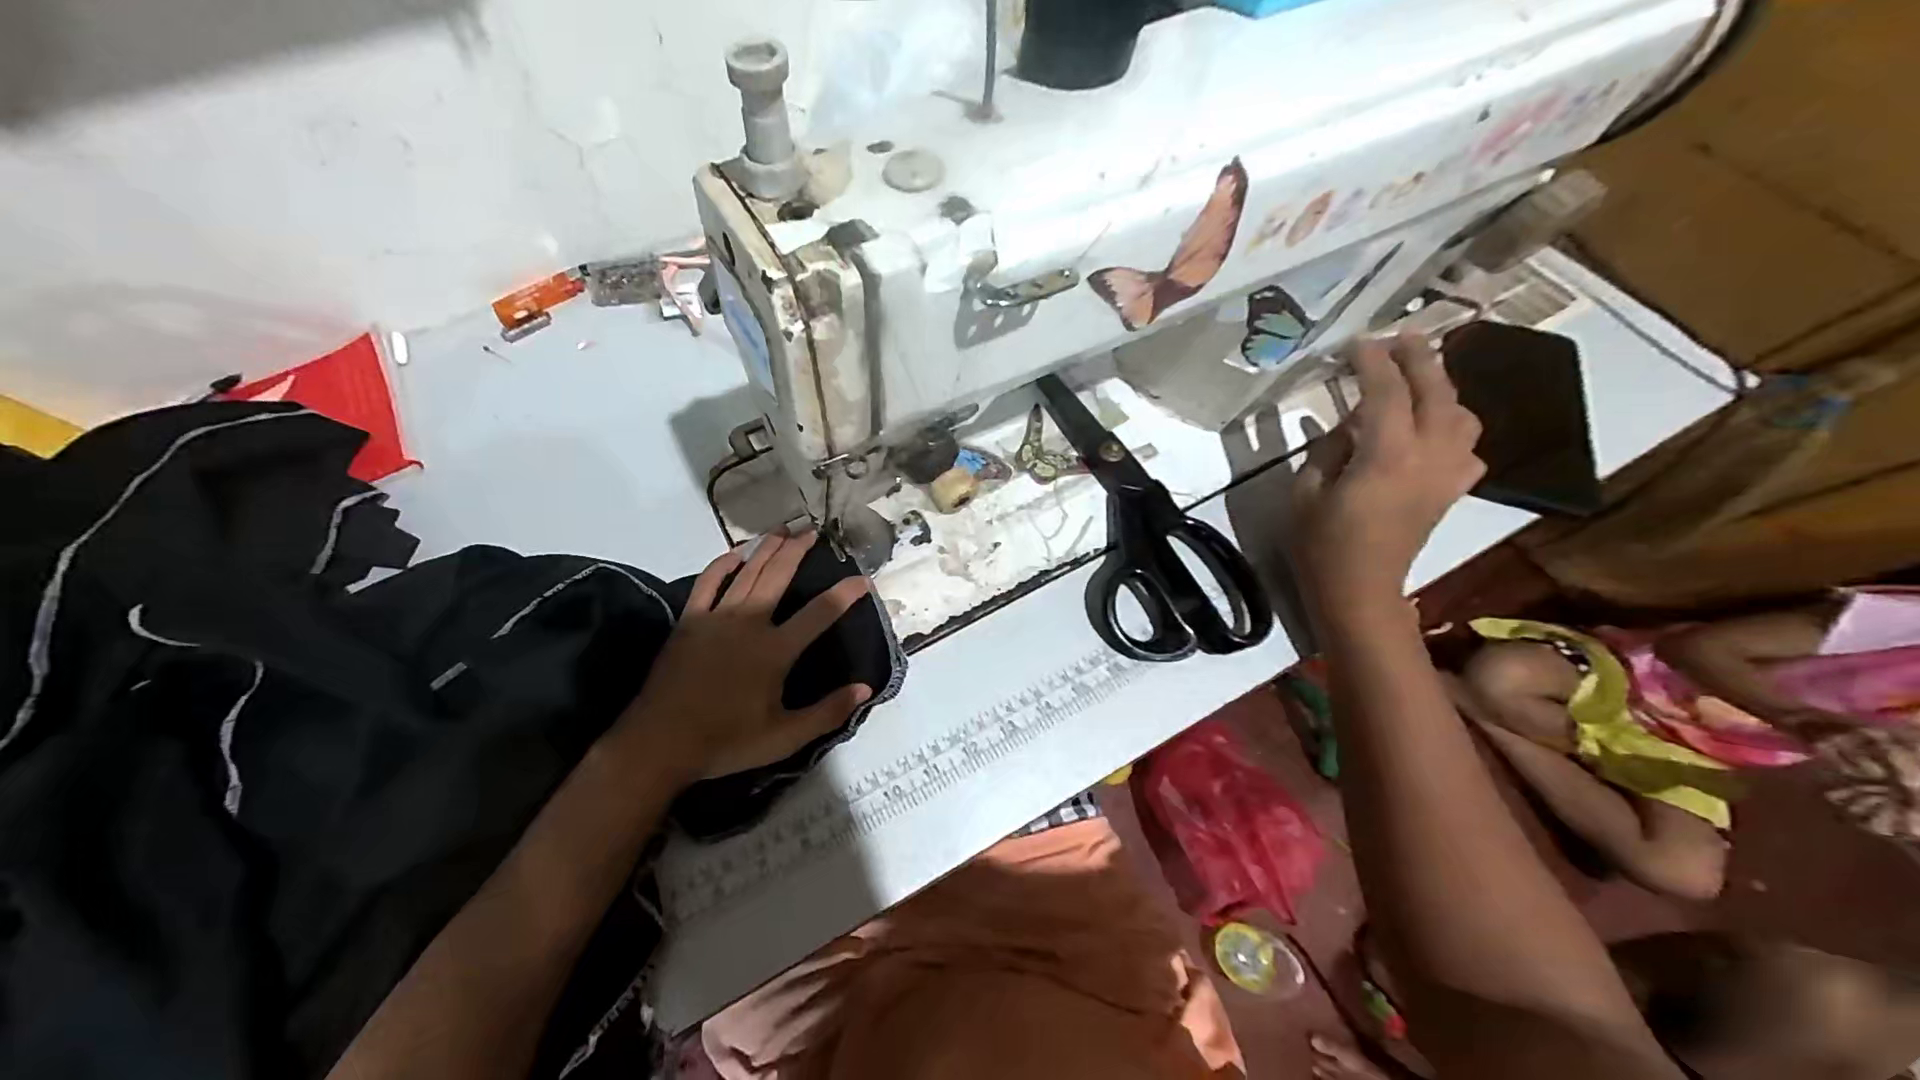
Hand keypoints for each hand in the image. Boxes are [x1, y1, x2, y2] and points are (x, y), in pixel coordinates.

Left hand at [618, 531, 873, 781]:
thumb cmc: (726, 742)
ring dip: (766, 548)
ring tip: (782, 530)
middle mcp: (749, 623)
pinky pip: (708, 582)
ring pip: (747, 572)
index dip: (845, 594)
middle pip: (779, 576)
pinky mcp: (690, 620)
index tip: (862, 578)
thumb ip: (827, 712)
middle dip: (798, 551)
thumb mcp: (785, 737)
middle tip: (813, 531)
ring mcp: (716, 617)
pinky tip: (735, 552)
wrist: (660, 743)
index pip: (820, 613)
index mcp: (775, 650)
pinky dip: (723, 563)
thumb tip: (865, 689)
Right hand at [1291, 333, 1484, 607]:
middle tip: (1397, 337)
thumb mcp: (1306, 490)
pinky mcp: (1452, 489)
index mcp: (1386, 455)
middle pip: (1435, 391)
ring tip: (1417, 375)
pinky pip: (1467, 444)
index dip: (1371, 361)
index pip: (1386, 391)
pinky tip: (1433, 425)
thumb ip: (1329, 447)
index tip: (1355, 344)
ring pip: (1461, 413)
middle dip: (1417, 357)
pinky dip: (1453, 423)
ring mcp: (1447, 472)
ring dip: (1441, 386)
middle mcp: (1427, 455)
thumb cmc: (1321, 543)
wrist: (1360, 590)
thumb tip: (1350, 422)